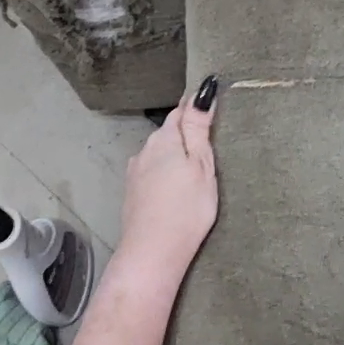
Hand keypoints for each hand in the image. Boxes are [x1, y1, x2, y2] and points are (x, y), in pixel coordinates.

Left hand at [115, 76, 219, 279]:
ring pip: (158, 156)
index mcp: (164, 139)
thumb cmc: (186, 208)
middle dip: (185, 136)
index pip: (180, 111)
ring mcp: (135, 173)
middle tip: (209, 147)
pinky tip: (174, 192)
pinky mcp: (132, 194)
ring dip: (173, 158)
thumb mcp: (202, 165)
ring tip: (193, 174)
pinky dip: (164, 176)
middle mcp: (144, 151)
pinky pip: (152, 175)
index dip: (195, 107)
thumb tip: (201, 92)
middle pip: (168, 134)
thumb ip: (198, 129)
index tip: (210, 107)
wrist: (153, 252)